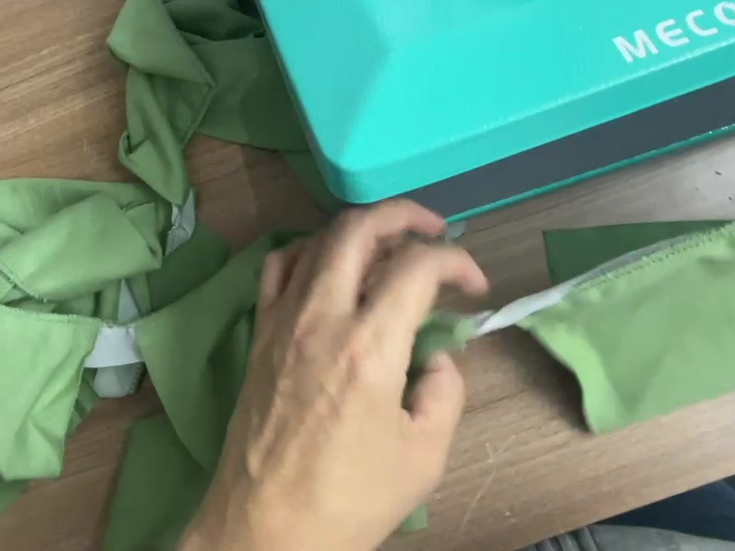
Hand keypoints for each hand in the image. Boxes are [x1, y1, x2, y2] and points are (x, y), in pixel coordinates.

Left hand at [179, 201, 488, 550]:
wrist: (266, 526)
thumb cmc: (349, 498)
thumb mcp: (423, 456)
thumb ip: (443, 392)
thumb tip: (436, 353)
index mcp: (370, 344)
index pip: (418, 267)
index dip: (456, 261)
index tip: (474, 283)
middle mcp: (323, 313)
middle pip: (360, 228)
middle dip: (404, 214)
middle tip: (434, 228)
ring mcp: (284, 315)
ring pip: (320, 238)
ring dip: (361, 228)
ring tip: (389, 243)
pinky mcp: (260, 327)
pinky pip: (280, 263)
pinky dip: (310, 248)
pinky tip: (329, 264)